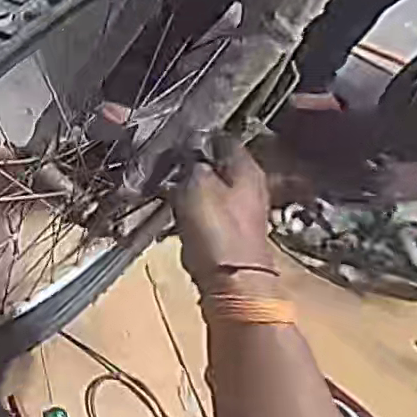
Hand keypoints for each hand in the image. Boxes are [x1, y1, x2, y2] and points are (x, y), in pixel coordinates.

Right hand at [168, 136, 274, 292]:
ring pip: (210, 185)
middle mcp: (250, 183)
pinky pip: (207, 207)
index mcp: (247, 167)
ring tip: (165, 184)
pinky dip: (191, 206)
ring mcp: (242, 208)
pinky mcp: (230, 228)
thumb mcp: (196, 184)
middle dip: (191, 162)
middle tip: (165, 162)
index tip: (173, 139)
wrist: (230, 280)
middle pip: (217, 162)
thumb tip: (188, 153)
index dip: (197, 136)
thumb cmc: (214, 227)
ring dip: (189, 185)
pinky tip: (175, 209)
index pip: (222, 138)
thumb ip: (192, 162)